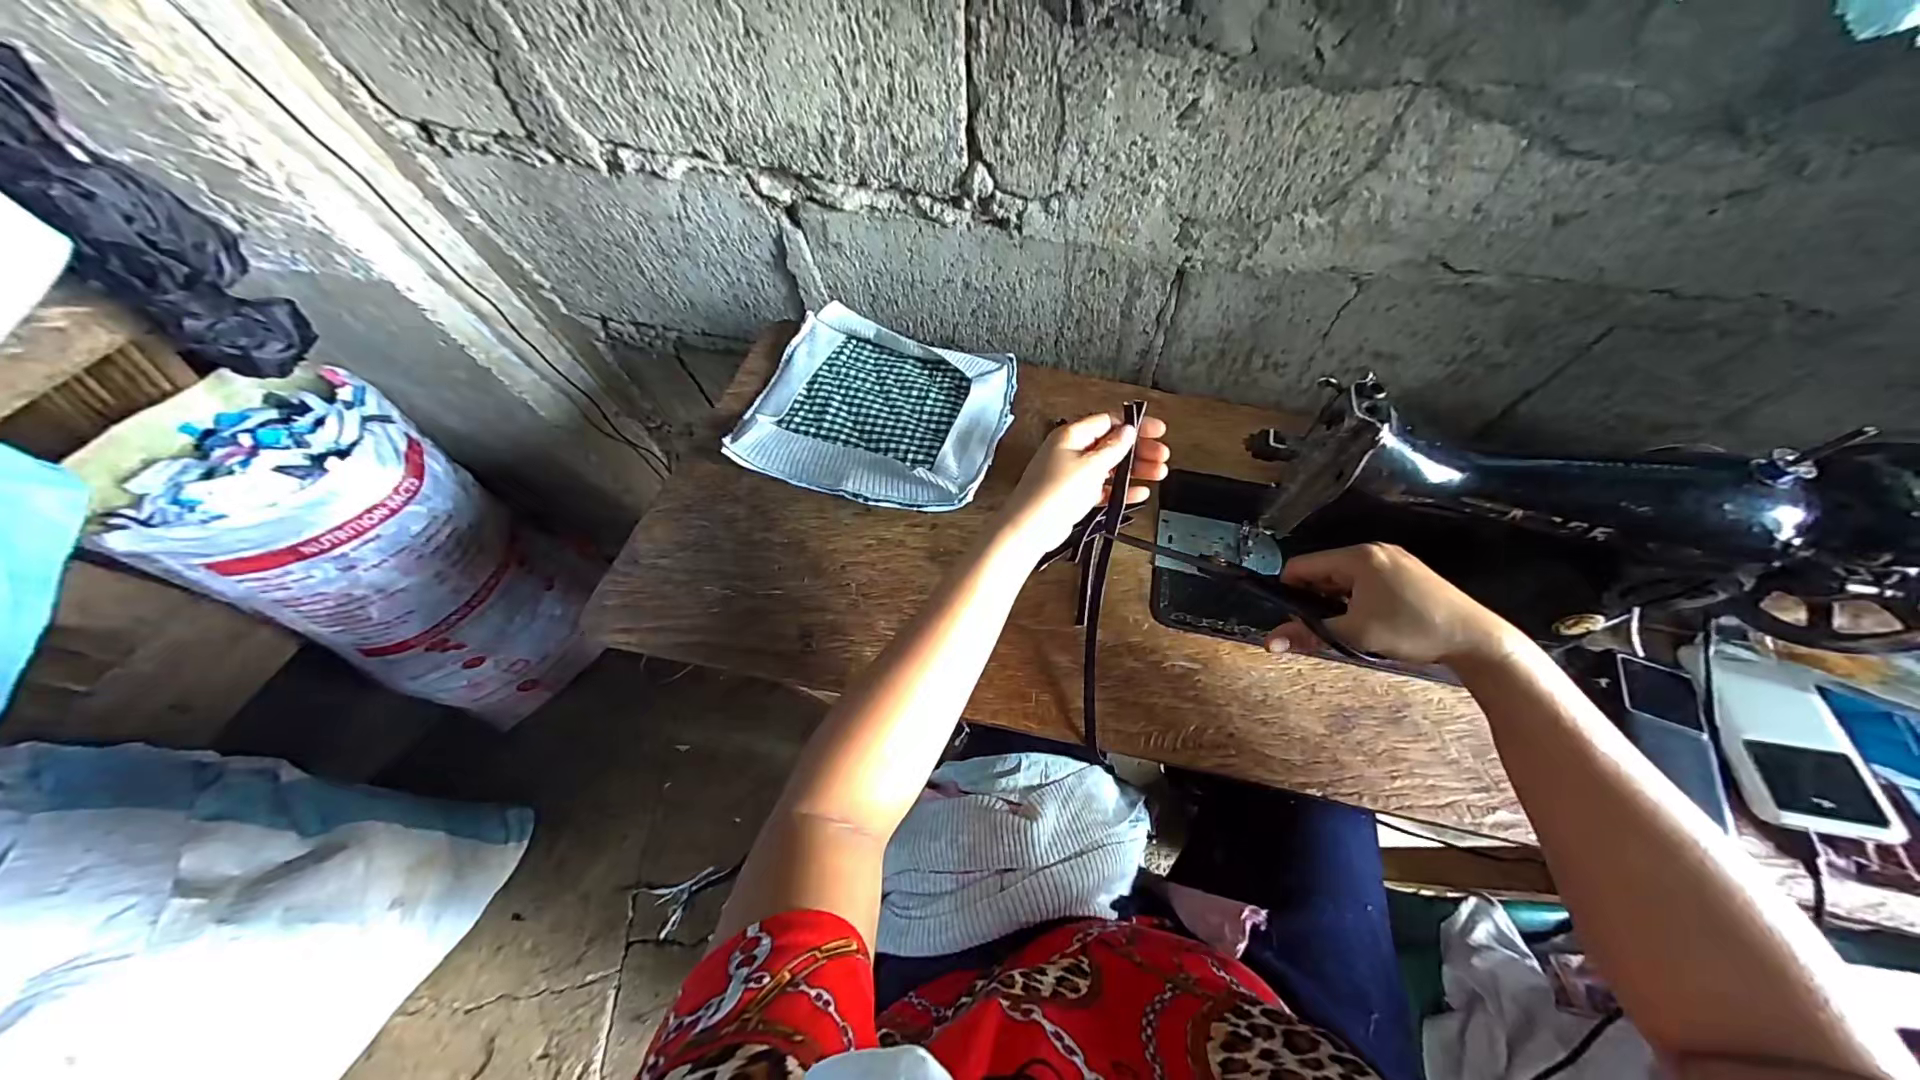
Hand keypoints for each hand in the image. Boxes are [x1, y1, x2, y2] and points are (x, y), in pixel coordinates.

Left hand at [995, 412, 1170, 555]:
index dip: (1133, 426)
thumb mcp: (1090, 466)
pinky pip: (1102, 488)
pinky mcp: (1074, 496)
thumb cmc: (1051, 494)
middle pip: (1111, 445)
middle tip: (1161, 455)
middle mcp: (1070, 452)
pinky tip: (1138, 493)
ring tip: (1158, 473)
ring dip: (1134, 470)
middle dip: (1138, 450)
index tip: (1155, 431)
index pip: (1107, 422)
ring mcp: (1072, 474)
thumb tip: (1127, 432)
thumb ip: (1112, 448)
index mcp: (1070, 436)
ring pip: (1109, 467)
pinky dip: (1120, 490)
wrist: (1030, 528)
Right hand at [1264, 543, 1522, 665]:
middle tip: (1321, 626)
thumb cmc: (1412, 630)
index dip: (1288, 591)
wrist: (1478, 640)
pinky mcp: (1408, 574)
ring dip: (1336, 602)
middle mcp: (1374, 551)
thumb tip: (1268, 643)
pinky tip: (1369, 621)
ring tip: (1347, 627)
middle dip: (1314, 599)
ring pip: (1344, 579)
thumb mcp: (1354, 634)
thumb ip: (1307, 634)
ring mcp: (1394, 561)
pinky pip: (1366, 582)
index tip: (1291, 617)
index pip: (1301, 566)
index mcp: (1358, 557)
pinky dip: (1357, 600)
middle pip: (1323, 571)